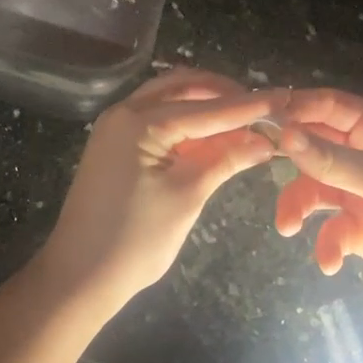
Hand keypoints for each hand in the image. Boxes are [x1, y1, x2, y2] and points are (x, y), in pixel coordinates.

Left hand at [36, 68, 283, 310]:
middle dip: (223, 94)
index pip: (204, 108)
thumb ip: (225, 160)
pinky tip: (213, 133)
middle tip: (262, 105)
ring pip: (168, 99)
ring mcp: (116, 126)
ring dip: (205, 104)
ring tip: (244, 117)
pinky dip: (186, 121)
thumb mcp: (186, 197)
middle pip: (182, 88)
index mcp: (138, 121)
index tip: (283, 99)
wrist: (80, 274)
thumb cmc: (135, 239)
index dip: (247, 106)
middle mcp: (124, 111)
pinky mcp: (116, 144)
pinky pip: (156, 118)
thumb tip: (265, 141)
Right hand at [274, 88, 362, 326]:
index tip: (257, 116)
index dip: (294, 107)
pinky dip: (327, 244)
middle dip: (289, 160)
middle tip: (254, 164)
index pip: (329, 105)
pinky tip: (332, 261)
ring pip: (317, 189)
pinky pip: (333, 230)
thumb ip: (330, 160)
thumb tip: (282, 131)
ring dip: (300, 206)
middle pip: (315, 146)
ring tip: (289, 227)